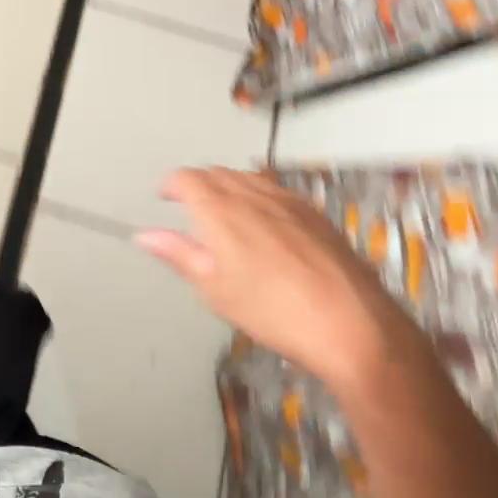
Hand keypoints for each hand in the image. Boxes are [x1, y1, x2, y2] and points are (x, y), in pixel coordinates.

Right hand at [136, 167, 425, 396]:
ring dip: (228, 186)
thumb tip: (147, 236)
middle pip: (216, 173)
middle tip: (189, 204)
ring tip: (224, 211)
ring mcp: (287, 200)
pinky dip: (258, 195)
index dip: (171, 184)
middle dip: (198, 183)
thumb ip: (179, 254)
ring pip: (247, 178)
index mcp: (220, 210)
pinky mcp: (314, 213)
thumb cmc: (276, 311)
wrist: (350, 324)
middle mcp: (252, 195)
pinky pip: (276, 190)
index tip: (165, 195)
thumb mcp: (215, 289)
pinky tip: (265, 222)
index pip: (186, 178)